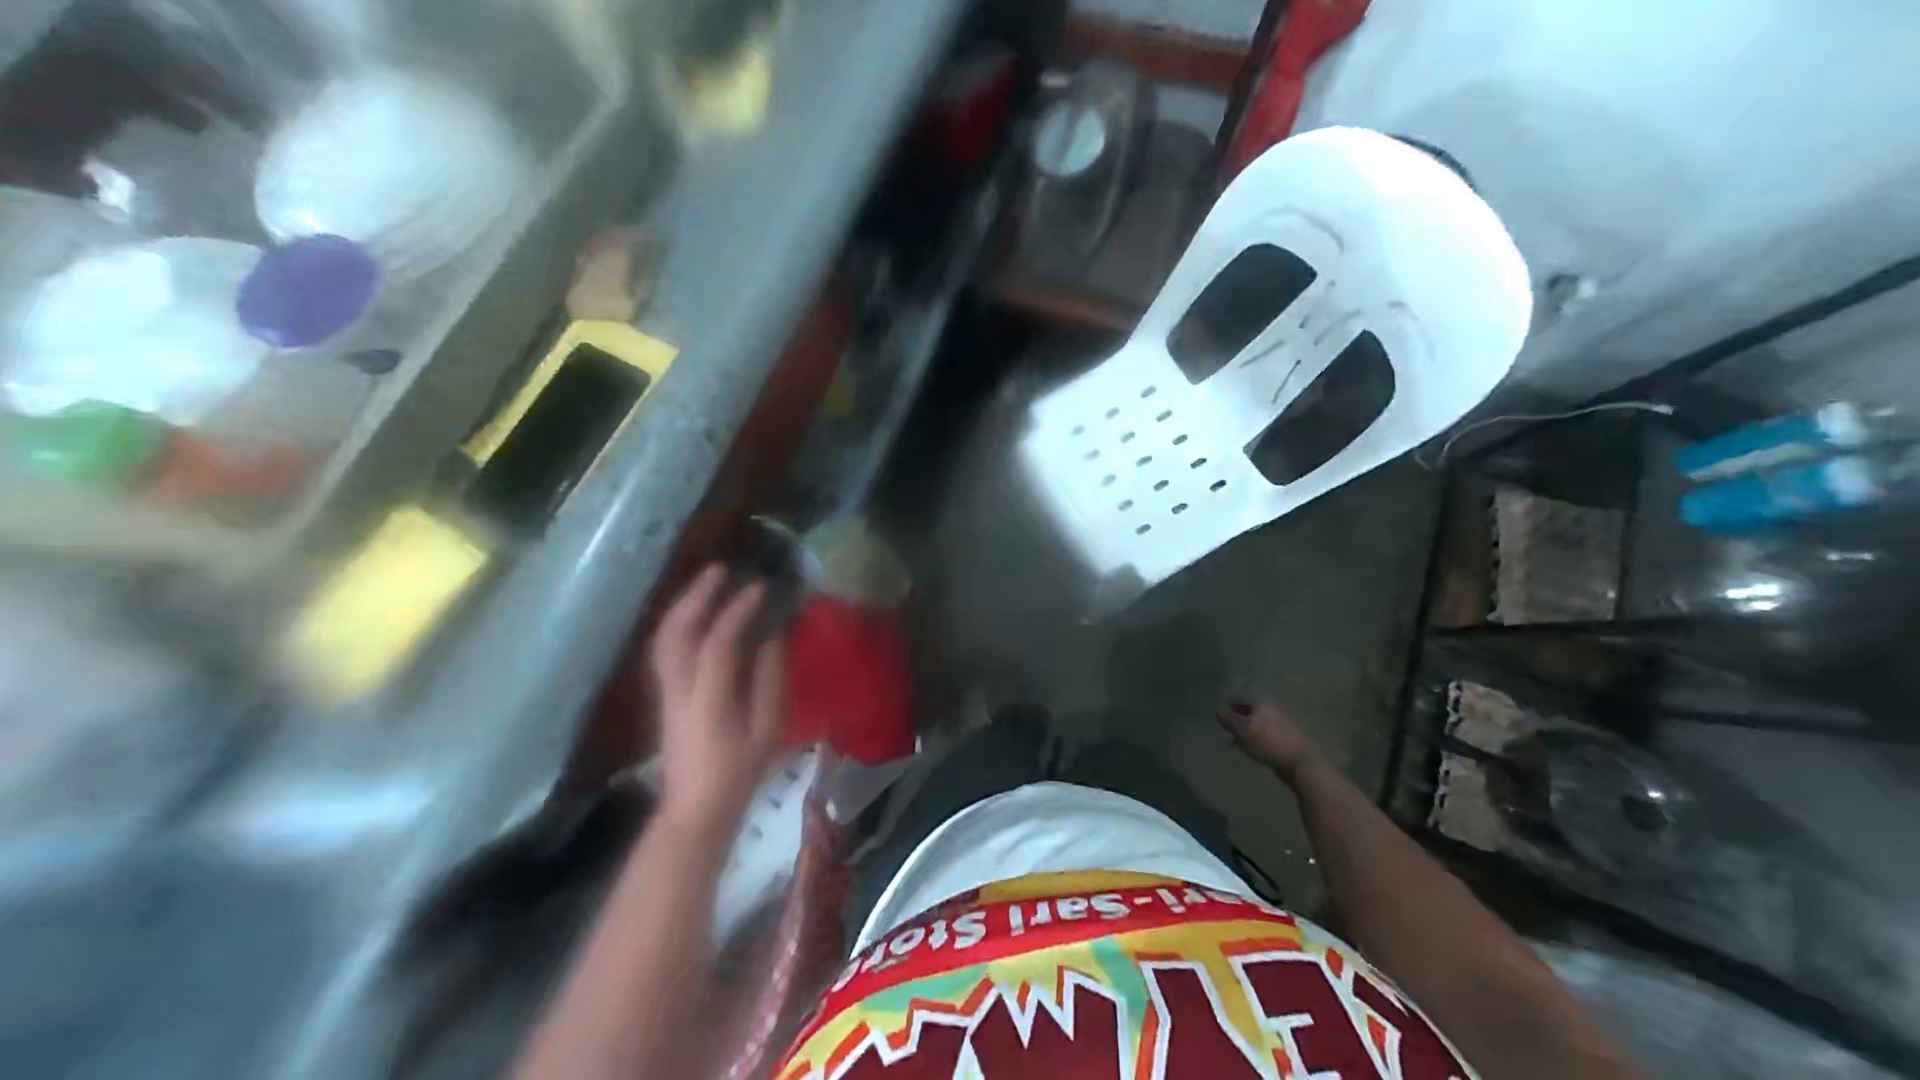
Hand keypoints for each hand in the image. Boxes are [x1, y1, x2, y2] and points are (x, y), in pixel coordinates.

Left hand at [651, 565, 785, 832]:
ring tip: (707, 582)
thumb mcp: (767, 730)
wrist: (694, 809)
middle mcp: (679, 690)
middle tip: (722, 569)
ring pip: (665, 637)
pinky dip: (678, 621)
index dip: (737, 612)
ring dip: (684, 604)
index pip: (718, 644)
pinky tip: (695, 611)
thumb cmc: (738, 772)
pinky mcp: (663, 694)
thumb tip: (773, 636)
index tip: (760, 588)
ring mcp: (665, 691)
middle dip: (697, 596)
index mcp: (709, 701)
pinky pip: (665, 647)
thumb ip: (770, 680)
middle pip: (677, 633)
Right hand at [1217, 700, 1321, 779]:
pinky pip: (1268, 734)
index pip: (1241, 697)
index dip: (1229, 704)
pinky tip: (1256, 750)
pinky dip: (1259, 738)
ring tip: (1240, 744)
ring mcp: (1283, 723)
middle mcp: (1273, 708)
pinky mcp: (1289, 737)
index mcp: (1262, 702)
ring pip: (1260, 723)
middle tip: (1229, 730)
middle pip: (1251, 710)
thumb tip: (1219, 711)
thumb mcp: (1241, 730)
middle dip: (1239, 719)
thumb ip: (1228, 719)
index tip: (1221, 714)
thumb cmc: (1267, 742)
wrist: (1300, 762)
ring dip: (1249, 730)